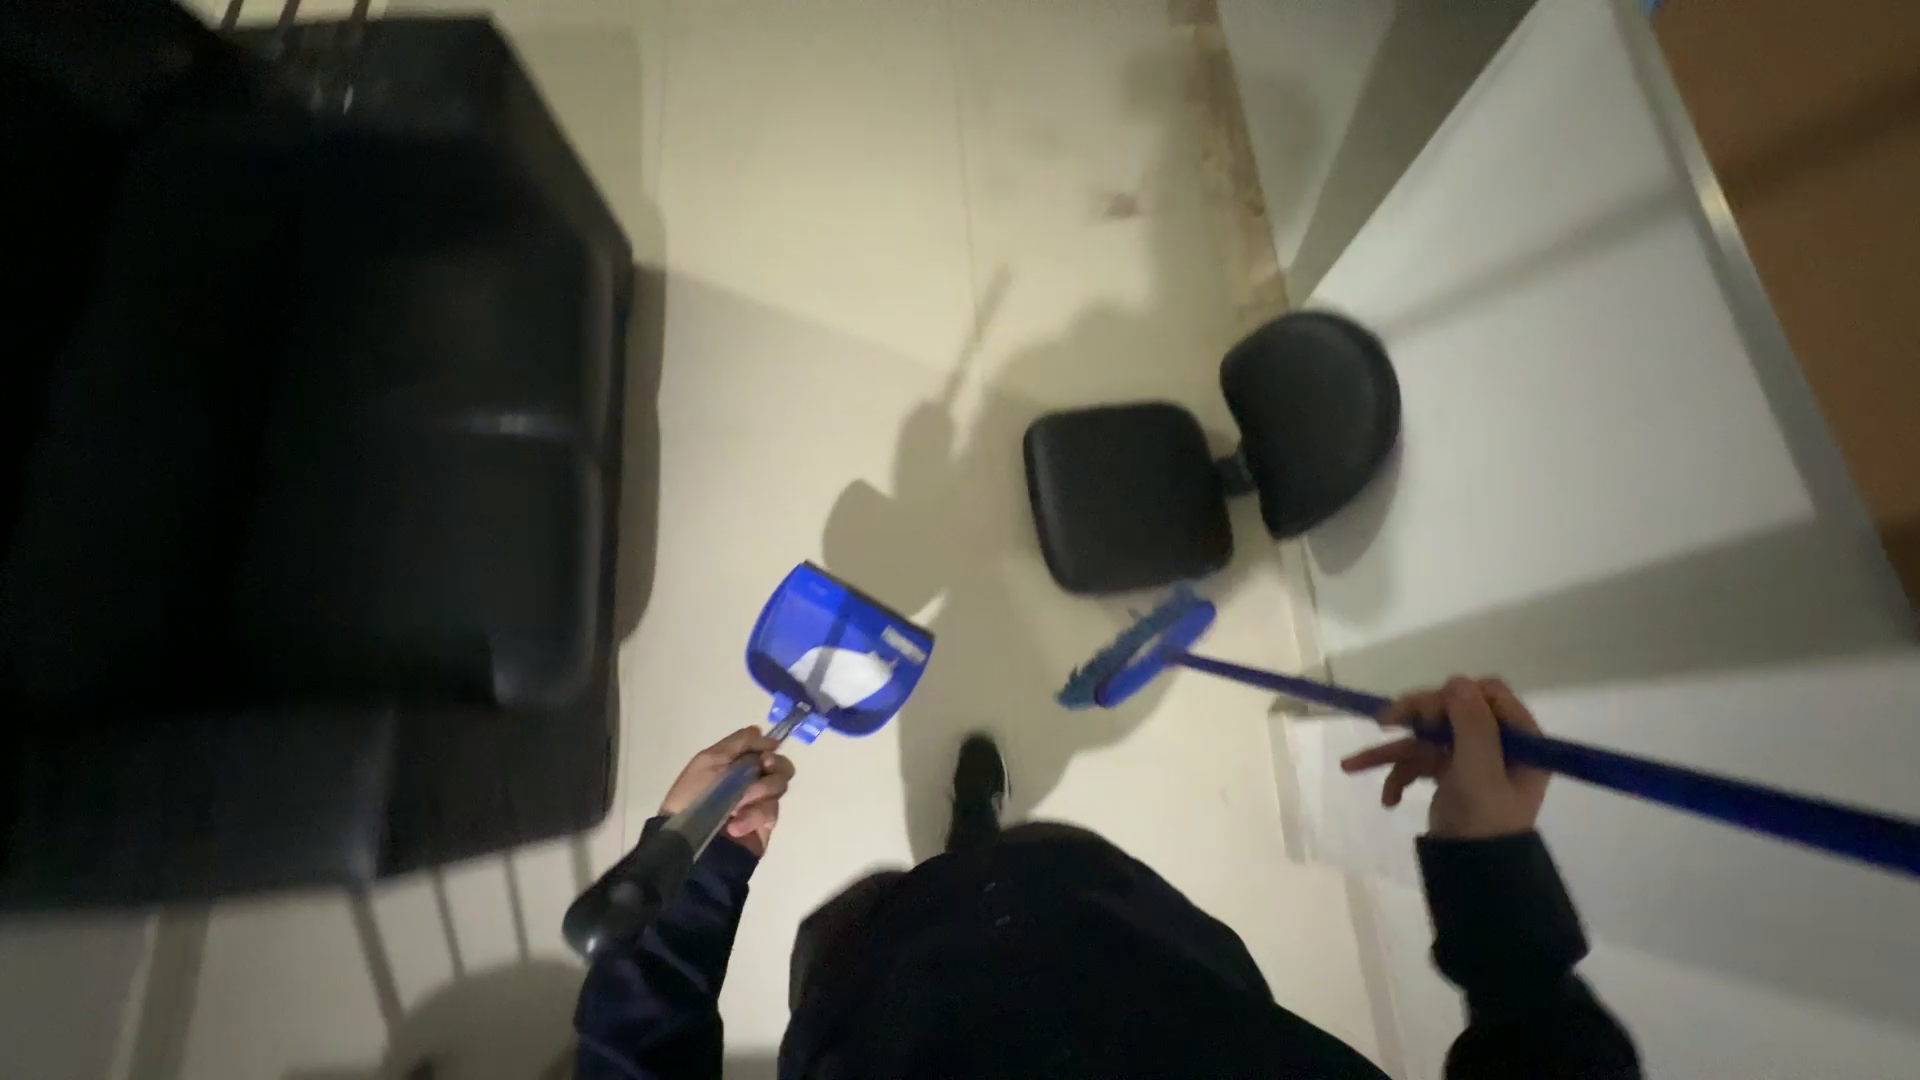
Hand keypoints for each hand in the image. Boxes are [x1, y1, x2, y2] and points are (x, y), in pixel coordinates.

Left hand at [660, 727, 796, 856]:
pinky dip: (753, 816)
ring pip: (779, 785)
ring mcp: (758, 802)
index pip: (765, 748)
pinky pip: (771, 811)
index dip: (769, 748)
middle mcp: (751, 780)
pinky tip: (735, 825)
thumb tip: (762, 731)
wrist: (687, 840)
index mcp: (736, 764)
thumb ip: (738, 742)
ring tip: (738, 805)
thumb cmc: (693, 795)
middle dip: (775, 765)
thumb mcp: (709, 760)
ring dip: (760, 790)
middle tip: (763, 769)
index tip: (765, 753)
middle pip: (781, 765)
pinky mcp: (763, 824)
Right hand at [1339, 676, 1548, 839]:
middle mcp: (1498, 744)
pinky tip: (1388, 798)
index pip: (1488, 693)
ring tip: (1353, 764)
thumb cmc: (1485, 819)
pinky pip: (1417, 761)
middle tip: (1385, 721)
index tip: (1429, 714)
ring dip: (1391, 749)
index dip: (1454, 696)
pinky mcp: (1448, 774)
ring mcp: (1470, 759)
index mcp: (1520, 739)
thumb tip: (1456, 680)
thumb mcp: (1479, 770)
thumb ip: (1471, 725)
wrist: (1474, 872)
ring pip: (1425, 735)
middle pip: (1449, 708)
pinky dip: (1397, 775)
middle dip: (1413, 717)